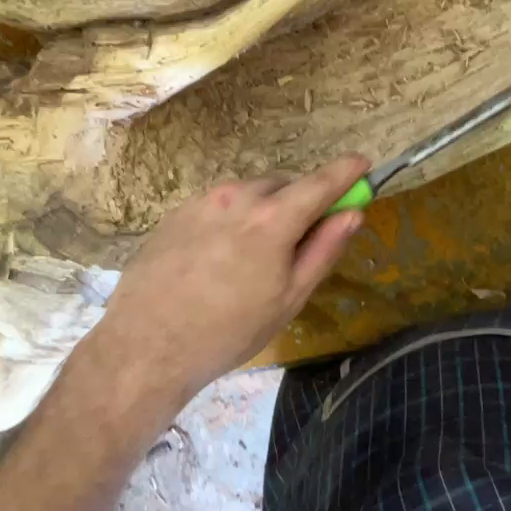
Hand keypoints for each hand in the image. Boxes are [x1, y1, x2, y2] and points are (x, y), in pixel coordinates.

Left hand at [85, 155, 369, 398]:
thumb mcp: (288, 299)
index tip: (363, 163)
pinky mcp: (177, 210)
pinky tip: (217, 259)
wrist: (146, 346)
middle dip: (298, 203)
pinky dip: (231, 218)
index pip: (320, 182)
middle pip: (283, 185)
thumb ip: (323, 250)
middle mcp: (238, 195)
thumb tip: (352, 213)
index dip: (346, 171)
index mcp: (272, 218)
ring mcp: (203, 199)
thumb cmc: (227, 331)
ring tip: (249, 260)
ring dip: (262, 210)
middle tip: (296, 243)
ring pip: (249, 193)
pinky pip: (218, 203)